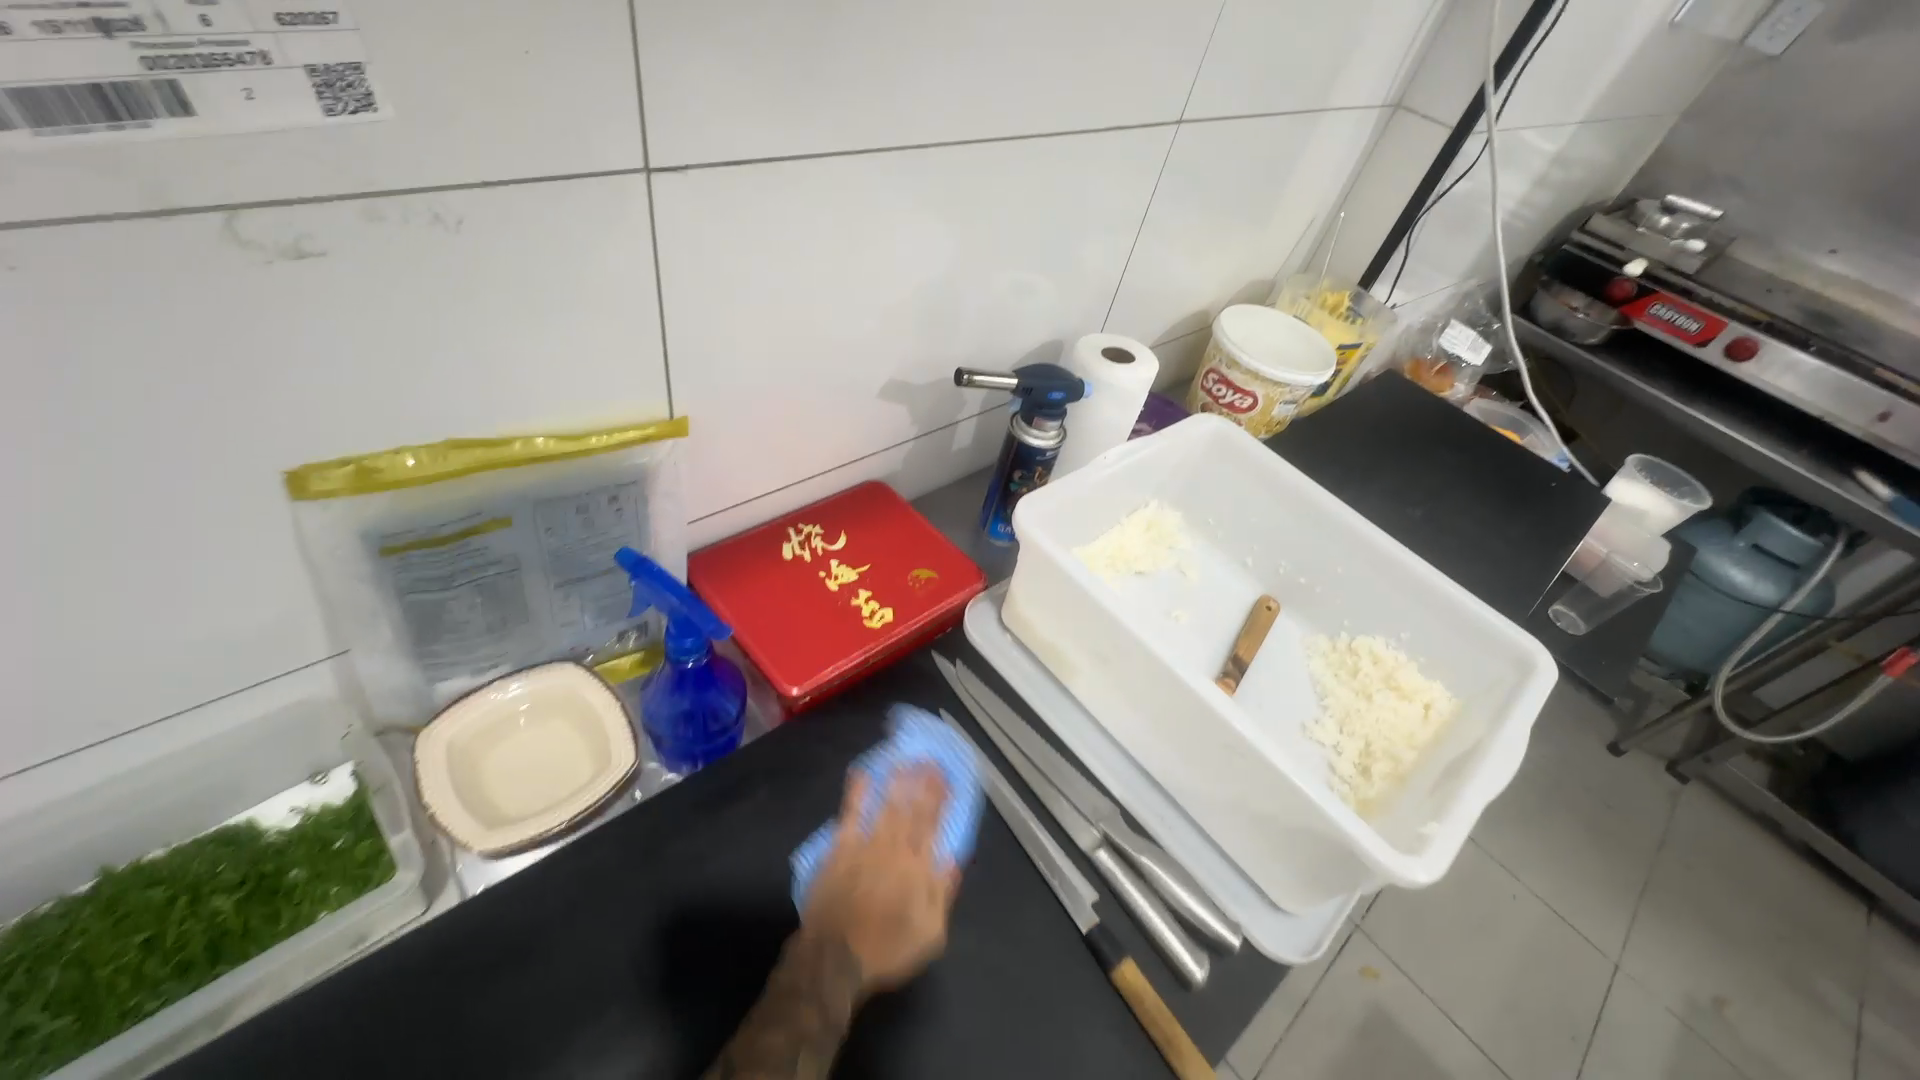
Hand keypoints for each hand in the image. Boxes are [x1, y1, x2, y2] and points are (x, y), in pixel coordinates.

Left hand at [801, 765, 960, 995]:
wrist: (834, 960)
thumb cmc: (886, 950)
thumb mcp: (931, 934)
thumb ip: (943, 893)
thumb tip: (954, 859)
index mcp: (919, 869)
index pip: (933, 825)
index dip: (940, 799)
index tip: (946, 777)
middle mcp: (894, 851)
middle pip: (910, 809)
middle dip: (921, 782)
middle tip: (927, 758)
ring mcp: (864, 847)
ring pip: (884, 805)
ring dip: (895, 781)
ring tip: (903, 759)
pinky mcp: (839, 851)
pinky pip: (850, 814)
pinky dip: (857, 793)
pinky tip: (862, 774)